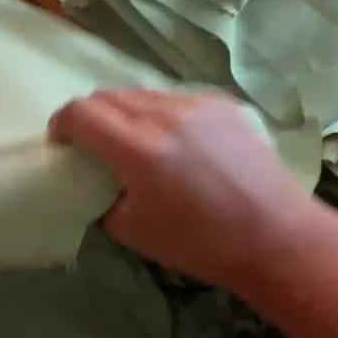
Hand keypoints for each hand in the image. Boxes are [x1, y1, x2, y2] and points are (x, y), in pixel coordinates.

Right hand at [49, 88, 308, 283]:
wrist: (277, 237)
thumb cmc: (201, 244)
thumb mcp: (132, 230)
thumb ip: (101, 197)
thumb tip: (94, 181)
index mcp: (138, 149)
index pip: (81, 112)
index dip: (61, 123)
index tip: (62, 143)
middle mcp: (164, 116)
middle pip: (107, 96)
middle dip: (89, 117)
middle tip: (92, 145)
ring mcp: (196, 105)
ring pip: (140, 93)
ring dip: (123, 112)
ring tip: (134, 142)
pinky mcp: (221, 104)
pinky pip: (173, 98)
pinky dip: (159, 114)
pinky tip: (174, 143)